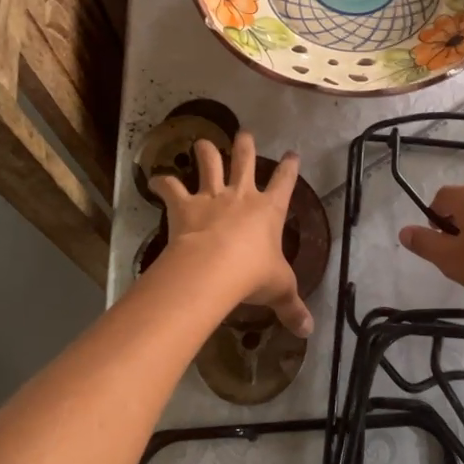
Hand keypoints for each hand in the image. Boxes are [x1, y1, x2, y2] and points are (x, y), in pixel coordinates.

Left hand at [149, 132, 313, 337]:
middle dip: (246, 144)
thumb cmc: (252, 274)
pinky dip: (162, 182)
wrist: (214, 268)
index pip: (285, 181)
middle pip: (246, 160)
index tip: (292, 154)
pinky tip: (155, 179)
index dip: (290, 167)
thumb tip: (308, 330)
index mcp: (269, 209)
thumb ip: (292, 306)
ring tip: (202, 142)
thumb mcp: (279, 288)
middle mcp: (242, 195)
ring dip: (206, 151)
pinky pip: (171, 188)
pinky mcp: (185, 205)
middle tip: (245, 133)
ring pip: (210, 162)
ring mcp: (212, 196)